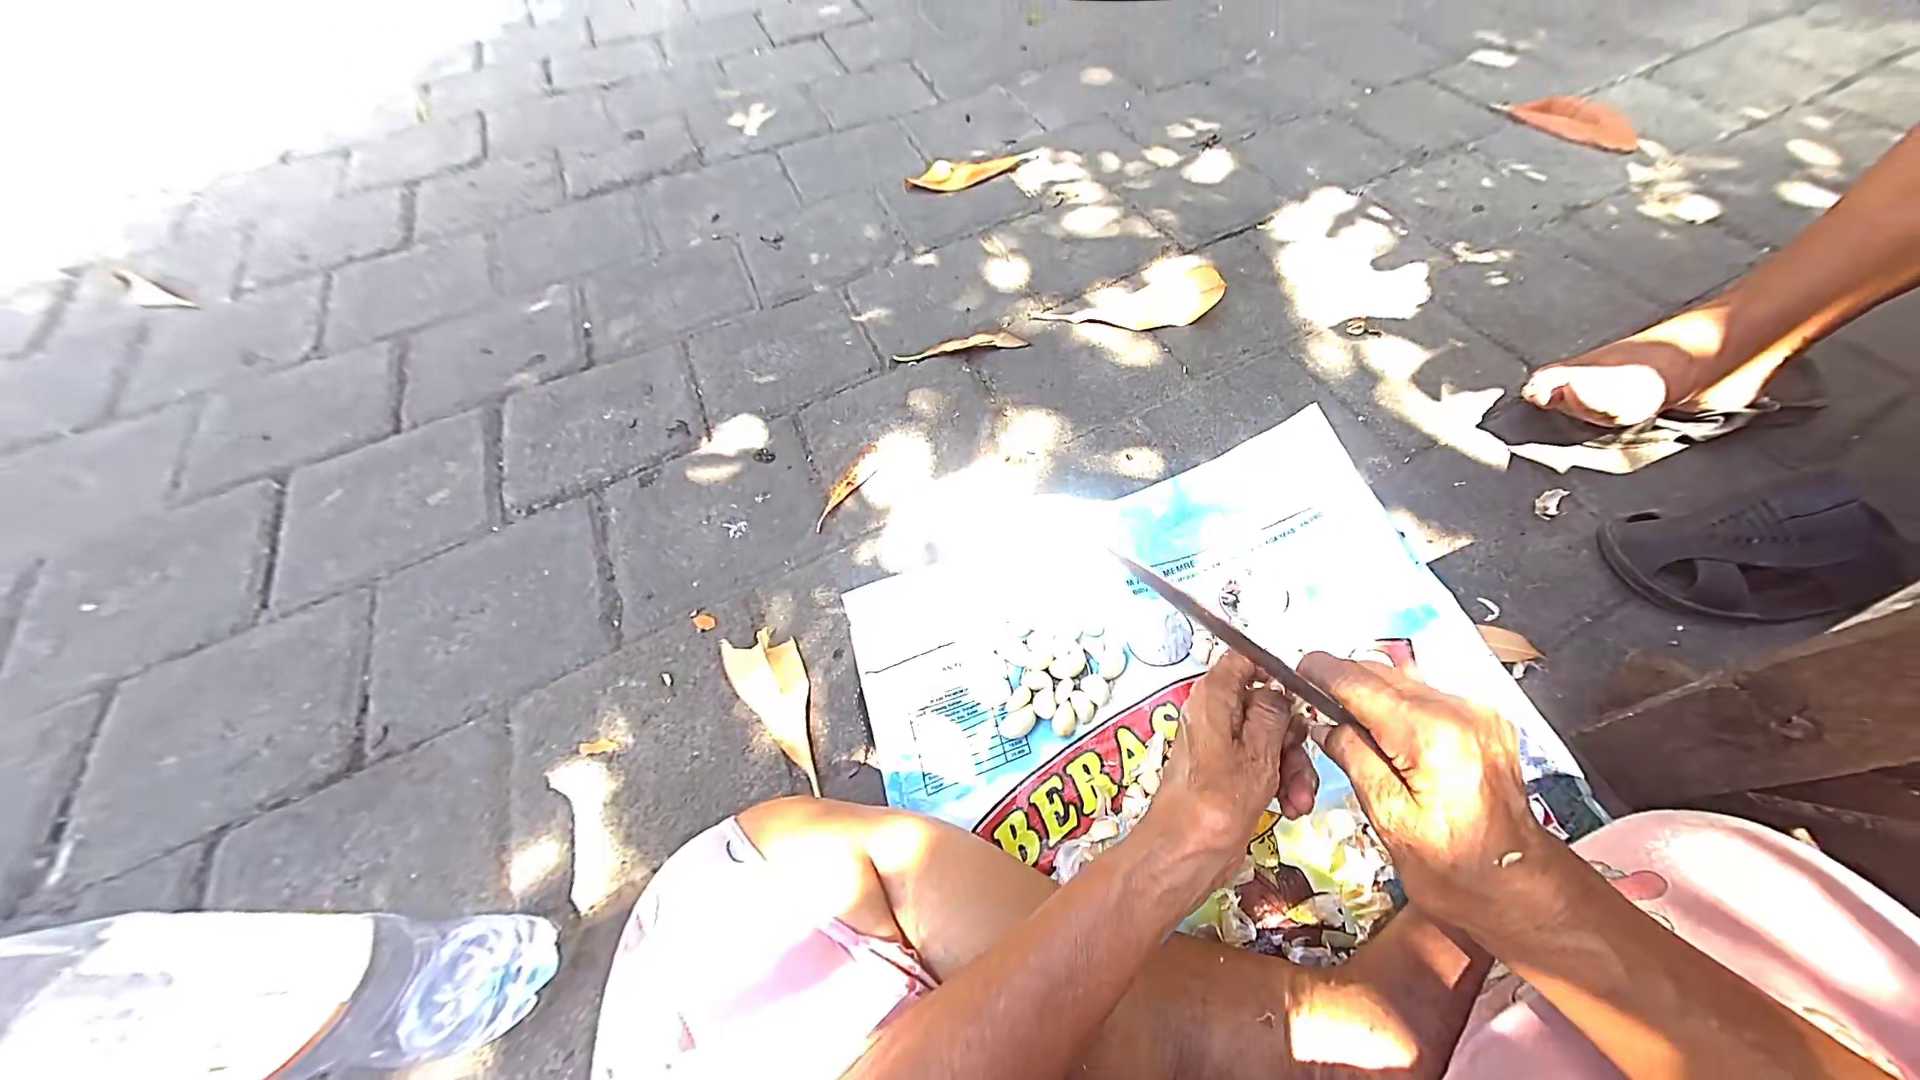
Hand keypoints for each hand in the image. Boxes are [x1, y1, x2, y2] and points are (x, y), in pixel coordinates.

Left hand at [1148, 651, 1314, 873]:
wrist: (1187, 850)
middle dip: (1290, 735)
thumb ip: (1272, 714)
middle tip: (1298, 763)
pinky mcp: (1225, 769)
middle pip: (1263, 704)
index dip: (1274, 672)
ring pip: (1267, 737)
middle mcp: (1212, 713)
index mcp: (1212, 697)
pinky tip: (1287, 806)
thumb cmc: (1216, 801)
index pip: (1242, 660)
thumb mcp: (1258, 753)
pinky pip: (1260, 761)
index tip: (1302, 694)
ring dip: (1290, 766)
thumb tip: (1277, 692)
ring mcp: (1218, 742)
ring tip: (1296, 798)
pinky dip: (1278, 780)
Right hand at [1296, 653, 1549, 932]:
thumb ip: (1351, 757)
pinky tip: (1378, 724)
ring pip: (1400, 678)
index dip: (1320, 670)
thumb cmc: (1455, 870)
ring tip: (1340, 711)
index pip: (1358, 681)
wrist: (1527, 894)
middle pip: (1379, 672)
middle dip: (1339, 678)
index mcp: (1428, 735)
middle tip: (1310, 694)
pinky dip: (1392, 700)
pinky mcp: (1484, 723)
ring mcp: (1476, 715)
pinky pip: (1422, 694)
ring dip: (1365, 688)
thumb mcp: (1387, 816)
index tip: (1295, 668)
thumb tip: (1324, 725)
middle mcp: (1458, 713)